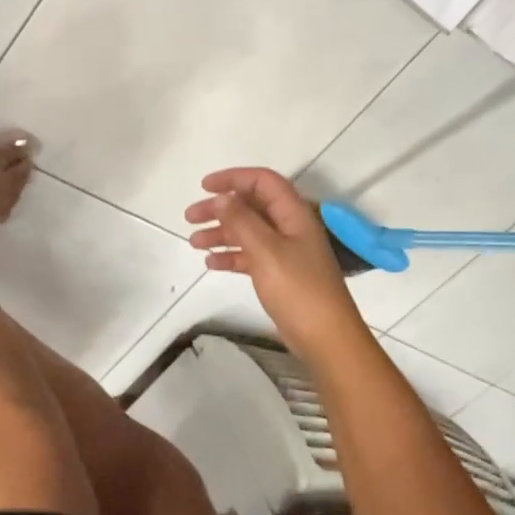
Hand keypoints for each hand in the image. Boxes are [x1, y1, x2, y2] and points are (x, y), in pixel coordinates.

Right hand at [185, 168, 365, 359]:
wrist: (324, 336)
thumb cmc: (298, 289)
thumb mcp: (266, 251)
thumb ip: (242, 221)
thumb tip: (223, 197)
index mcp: (294, 214)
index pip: (263, 182)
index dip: (234, 178)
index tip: (204, 187)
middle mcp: (290, 228)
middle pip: (252, 207)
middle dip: (220, 208)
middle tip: (190, 217)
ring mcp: (285, 252)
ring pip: (248, 233)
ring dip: (221, 234)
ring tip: (194, 243)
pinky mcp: (279, 275)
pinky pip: (250, 257)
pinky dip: (231, 257)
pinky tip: (211, 264)